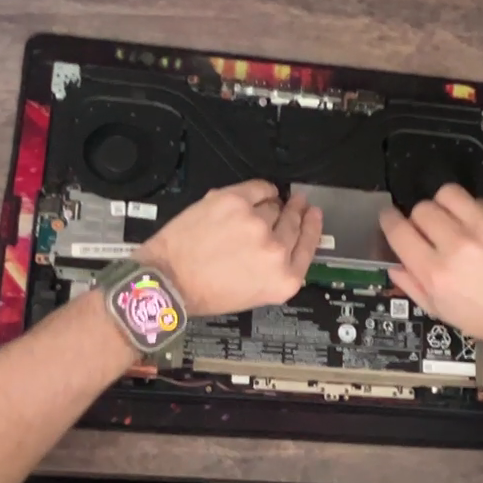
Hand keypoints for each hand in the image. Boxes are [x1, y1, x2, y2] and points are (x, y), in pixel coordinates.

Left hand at [138, 180, 322, 317]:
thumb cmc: (203, 292)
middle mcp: (275, 251)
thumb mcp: (253, 294)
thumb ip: (274, 271)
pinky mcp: (235, 202)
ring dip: (271, 205)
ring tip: (266, 205)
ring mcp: (256, 224)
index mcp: (283, 280)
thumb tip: (283, 245)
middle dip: (295, 212)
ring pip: (274, 206)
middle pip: (293, 224)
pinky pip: (258, 187)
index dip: (312, 228)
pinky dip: (261, 189)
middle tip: (297, 203)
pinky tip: (261, 191)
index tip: (313, 216)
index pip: (308, 247)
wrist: (169, 280)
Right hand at [378, 184, 482, 356]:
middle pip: (422, 209)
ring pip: (447, 194)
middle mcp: (457, 246)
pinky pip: (479, 200)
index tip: (389, 217)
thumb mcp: (438, 310)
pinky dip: (473, 211)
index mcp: (435, 272)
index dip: (389, 220)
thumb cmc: (481, 318)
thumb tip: (394, 263)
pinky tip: (479, 229)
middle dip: (419, 219)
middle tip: (429, 231)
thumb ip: (411, 284)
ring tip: (451, 220)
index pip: (399, 231)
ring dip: (443, 206)